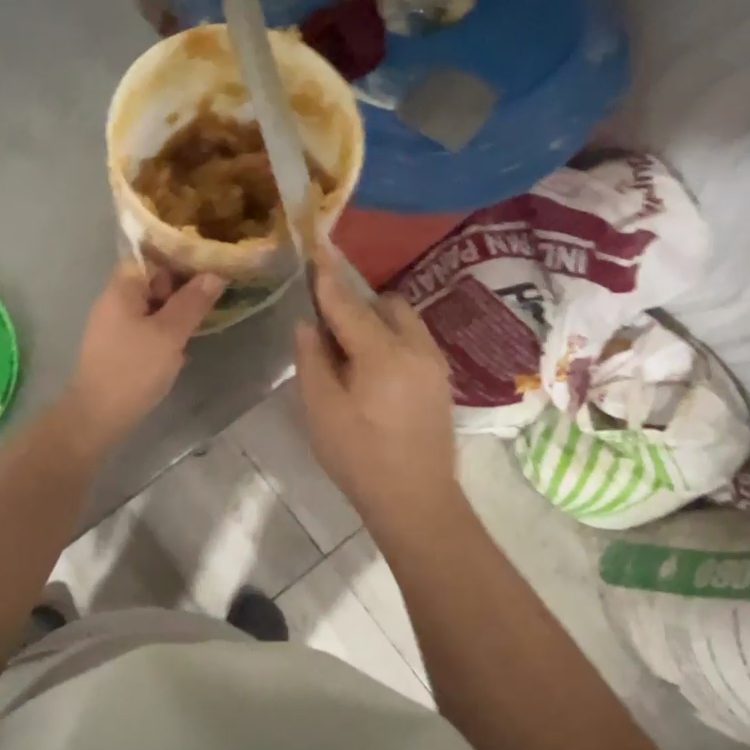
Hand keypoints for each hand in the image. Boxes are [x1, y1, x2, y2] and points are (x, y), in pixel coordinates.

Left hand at [62, 264, 223, 448]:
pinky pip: (147, 328)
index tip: (209, 258)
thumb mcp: (169, 333)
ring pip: (153, 307)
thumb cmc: (133, 369)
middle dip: (183, 285)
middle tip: (216, 289)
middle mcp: (115, 300)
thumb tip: (214, 274)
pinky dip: (166, 331)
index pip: (151, 255)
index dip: (179, 254)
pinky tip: (186, 343)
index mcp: (122, 288)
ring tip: (208, 313)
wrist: (98, 416)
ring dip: (177, 310)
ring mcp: (115, 325)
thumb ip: (192, 302)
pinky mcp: (120, 348)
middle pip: (153, 281)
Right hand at [293, 248, 457, 521]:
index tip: (315, 248)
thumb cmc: (360, 458)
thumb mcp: (321, 410)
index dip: (327, 278)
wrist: (416, 500)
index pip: (348, 304)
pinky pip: (412, 340)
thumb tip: (308, 324)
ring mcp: (434, 363)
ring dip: (375, 321)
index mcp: (383, 353)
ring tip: (348, 350)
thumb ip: (312, 360)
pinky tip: (371, 369)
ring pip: (403, 320)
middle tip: (326, 325)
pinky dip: (390, 339)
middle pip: (385, 304)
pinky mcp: (440, 380)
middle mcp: (416, 347)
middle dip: (355, 303)